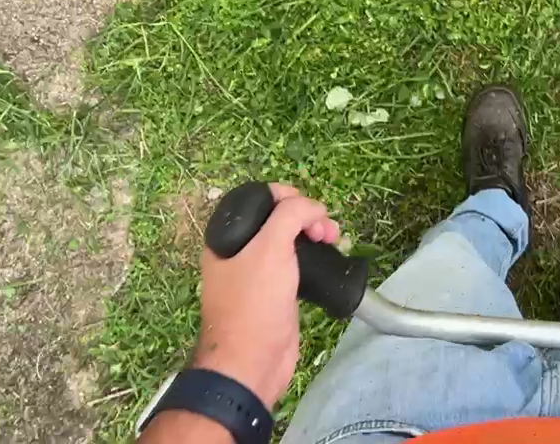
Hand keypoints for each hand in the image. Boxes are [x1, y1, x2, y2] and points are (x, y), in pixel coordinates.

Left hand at [190, 183, 341, 408]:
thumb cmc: (256, 301)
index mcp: (226, 237)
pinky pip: (296, 259)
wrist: (252, 362)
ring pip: (291, 237)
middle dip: (308, 215)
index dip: (289, 196)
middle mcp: (238, 250)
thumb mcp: (271, 246)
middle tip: (325, 230)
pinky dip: (314, 252)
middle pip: (280, 216)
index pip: (260, 198)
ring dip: (315, 231)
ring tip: (333, 240)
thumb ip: (291, 214)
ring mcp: (257, 272)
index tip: (309, 211)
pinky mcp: (274, 290)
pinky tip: (327, 256)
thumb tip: (314, 209)